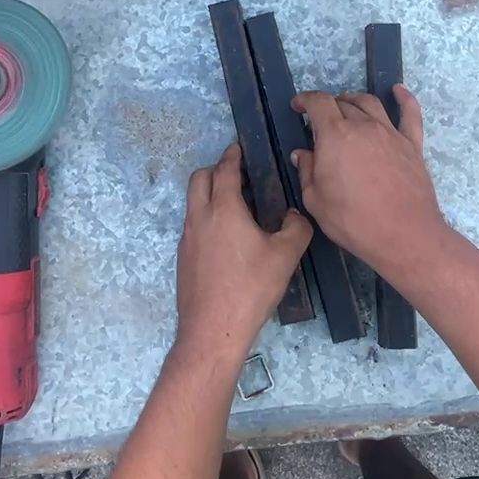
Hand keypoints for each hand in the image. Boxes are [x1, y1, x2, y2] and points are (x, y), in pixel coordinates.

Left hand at [174, 142, 313, 361]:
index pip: (225, 170)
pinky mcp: (183, 257)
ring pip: (193, 201)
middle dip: (215, 169)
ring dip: (209, 193)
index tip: (238, 148)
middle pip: (200, 178)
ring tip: (234, 204)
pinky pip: (192, 224)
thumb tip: (293, 216)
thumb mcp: (284, 256)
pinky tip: (225, 237)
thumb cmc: (250, 288)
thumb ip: (295, 228)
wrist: (213, 329)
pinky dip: (206, 216)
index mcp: (224, 208)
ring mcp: (187, 237)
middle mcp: (200, 216)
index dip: (232, 156)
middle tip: (237, 174)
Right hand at [291, 87, 449, 280]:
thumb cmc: (354, 220)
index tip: (297, 107)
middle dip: (328, 107)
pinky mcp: (412, 145)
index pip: (318, 103)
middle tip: (320, 121)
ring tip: (347, 106)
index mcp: (335, 135)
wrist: (405, 235)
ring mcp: (390, 133)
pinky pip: (409, 115)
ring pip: (371, 104)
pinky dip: (405, 99)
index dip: (305, 100)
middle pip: (343, 103)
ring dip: (354, 100)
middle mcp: (363, 125)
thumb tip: (302, 154)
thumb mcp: (316, 201)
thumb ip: (307, 172)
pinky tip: (399, 90)